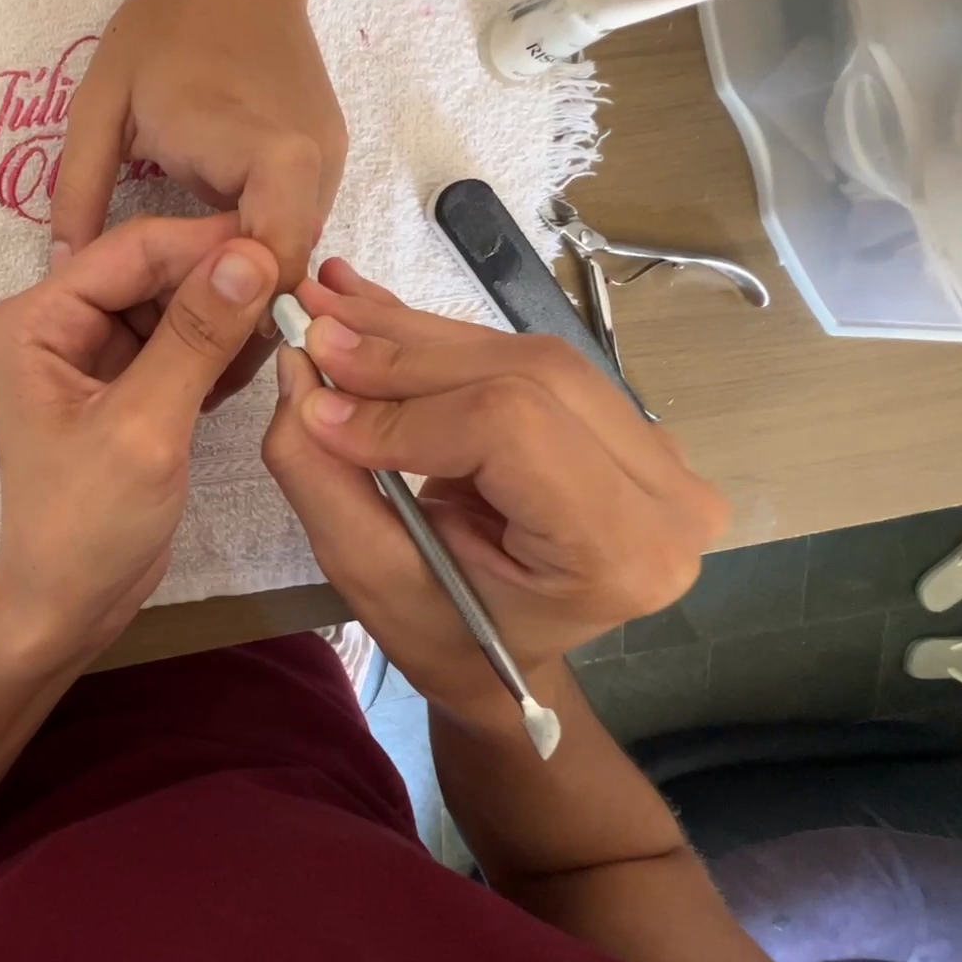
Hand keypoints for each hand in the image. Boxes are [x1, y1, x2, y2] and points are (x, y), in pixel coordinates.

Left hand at [0, 215, 278, 659]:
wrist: (71, 603)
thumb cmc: (89, 524)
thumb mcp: (144, 428)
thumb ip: (196, 338)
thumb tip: (252, 254)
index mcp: (38, 320)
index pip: (132, 250)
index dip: (209, 246)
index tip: (287, 255)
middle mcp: (60, 325)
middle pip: (154, 274)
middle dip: (221, 285)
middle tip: (294, 303)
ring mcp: (93, 356)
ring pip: (173, 308)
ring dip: (225, 320)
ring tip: (277, 341)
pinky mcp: (125, 387)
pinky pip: (177, 347)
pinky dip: (215, 354)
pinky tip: (248, 372)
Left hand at [52, 0, 344, 407]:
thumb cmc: (165, 24)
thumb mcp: (100, 108)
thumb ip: (81, 193)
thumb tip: (64, 266)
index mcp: (267, 153)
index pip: (267, 260)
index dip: (228, 316)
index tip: (186, 362)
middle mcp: (311, 168)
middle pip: (280, 274)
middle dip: (230, 325)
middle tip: (185, 377)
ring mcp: (324, 169)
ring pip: (283, 266)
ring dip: (237, 307)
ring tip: (193, 355)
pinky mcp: (319, 170)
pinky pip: (283, 243)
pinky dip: (247, 276)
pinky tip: (208, 304)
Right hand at [262, 260, 730, 710]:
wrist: (494, 654)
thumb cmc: (436, 635)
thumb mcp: (363, 572)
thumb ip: (319, 474)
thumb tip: (297, 369)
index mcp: (618, 552)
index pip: (509, 428)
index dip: (402, 410)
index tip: (316, 408)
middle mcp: (664, 490)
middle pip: (522, 372)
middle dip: (398, 351)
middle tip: (308, 326)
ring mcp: (653, 447)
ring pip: (517, 353)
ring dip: (409, 332)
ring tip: (327, 306)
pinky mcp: (616, 422)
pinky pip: (518, 360)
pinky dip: (433, 338)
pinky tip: (372, 310)